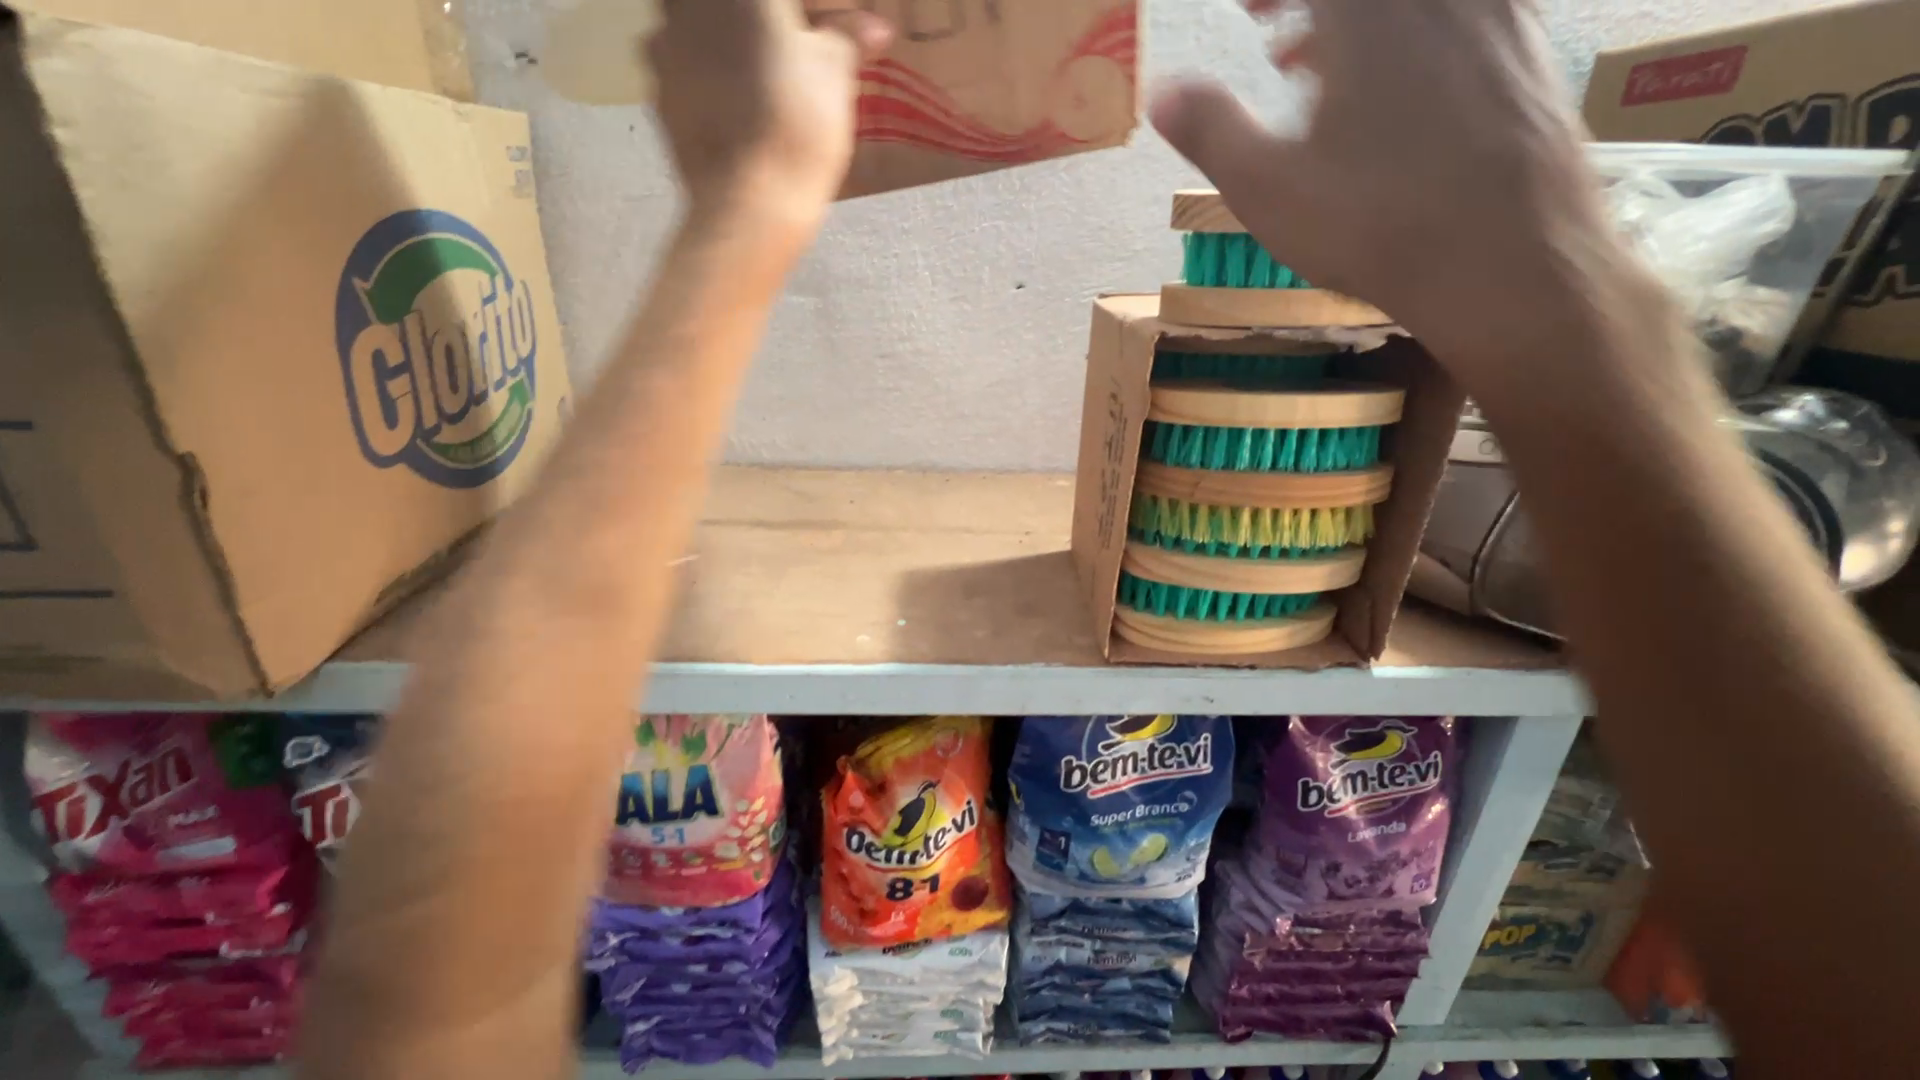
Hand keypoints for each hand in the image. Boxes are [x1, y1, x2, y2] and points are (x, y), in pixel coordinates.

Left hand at [650, 0, 891, 220]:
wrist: (750, 201)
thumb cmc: (797, 124)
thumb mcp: (836, 72)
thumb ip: (847, 37)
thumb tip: (872, 28)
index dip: (820, 13)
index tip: (840, 32)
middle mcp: (689, 4)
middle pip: (742, 9)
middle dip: (777, 25)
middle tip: (807, 53)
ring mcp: (664, 46)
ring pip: (710, 31)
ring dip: (743, 48)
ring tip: (777, 84)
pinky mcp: (659, 93)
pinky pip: (693, 70)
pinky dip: (719, 81)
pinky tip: (746, 111)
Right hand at [1152, 0, 1635, 376]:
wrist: (1512, 262)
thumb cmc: (1375, 224)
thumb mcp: (1265, 186)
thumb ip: (1209, 128)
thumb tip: (1161, 90)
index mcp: (1364, 10)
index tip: (1242, 13)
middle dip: (1303, 7)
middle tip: (1269, 31)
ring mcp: (1492, 13)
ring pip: (1409, 3)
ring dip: (1352, 19)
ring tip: (1309, 61)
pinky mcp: (1528, 50)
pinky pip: (1459, 13)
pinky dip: (1409, 30)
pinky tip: (1387, 85)